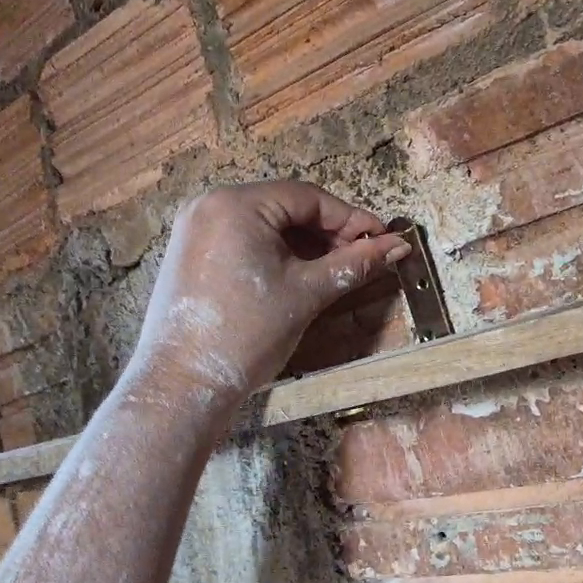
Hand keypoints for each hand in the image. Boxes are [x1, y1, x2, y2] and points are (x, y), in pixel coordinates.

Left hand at [130, 181, 410, 399]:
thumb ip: (354, 263)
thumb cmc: (247, 332)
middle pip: (287, 206)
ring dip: (305, 242)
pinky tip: (300, 274)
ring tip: (335, 269)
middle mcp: (211, 204)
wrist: (183, 384)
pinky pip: (244, 237)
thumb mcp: (307, 293)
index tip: (382, 239)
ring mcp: (196, 227)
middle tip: (361, 257)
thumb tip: (399, 246)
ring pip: (267, 222)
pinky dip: (276, 251)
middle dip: (328, 231)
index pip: (308, 197)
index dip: (350, 219)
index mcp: (236, 204)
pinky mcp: (192, 250)